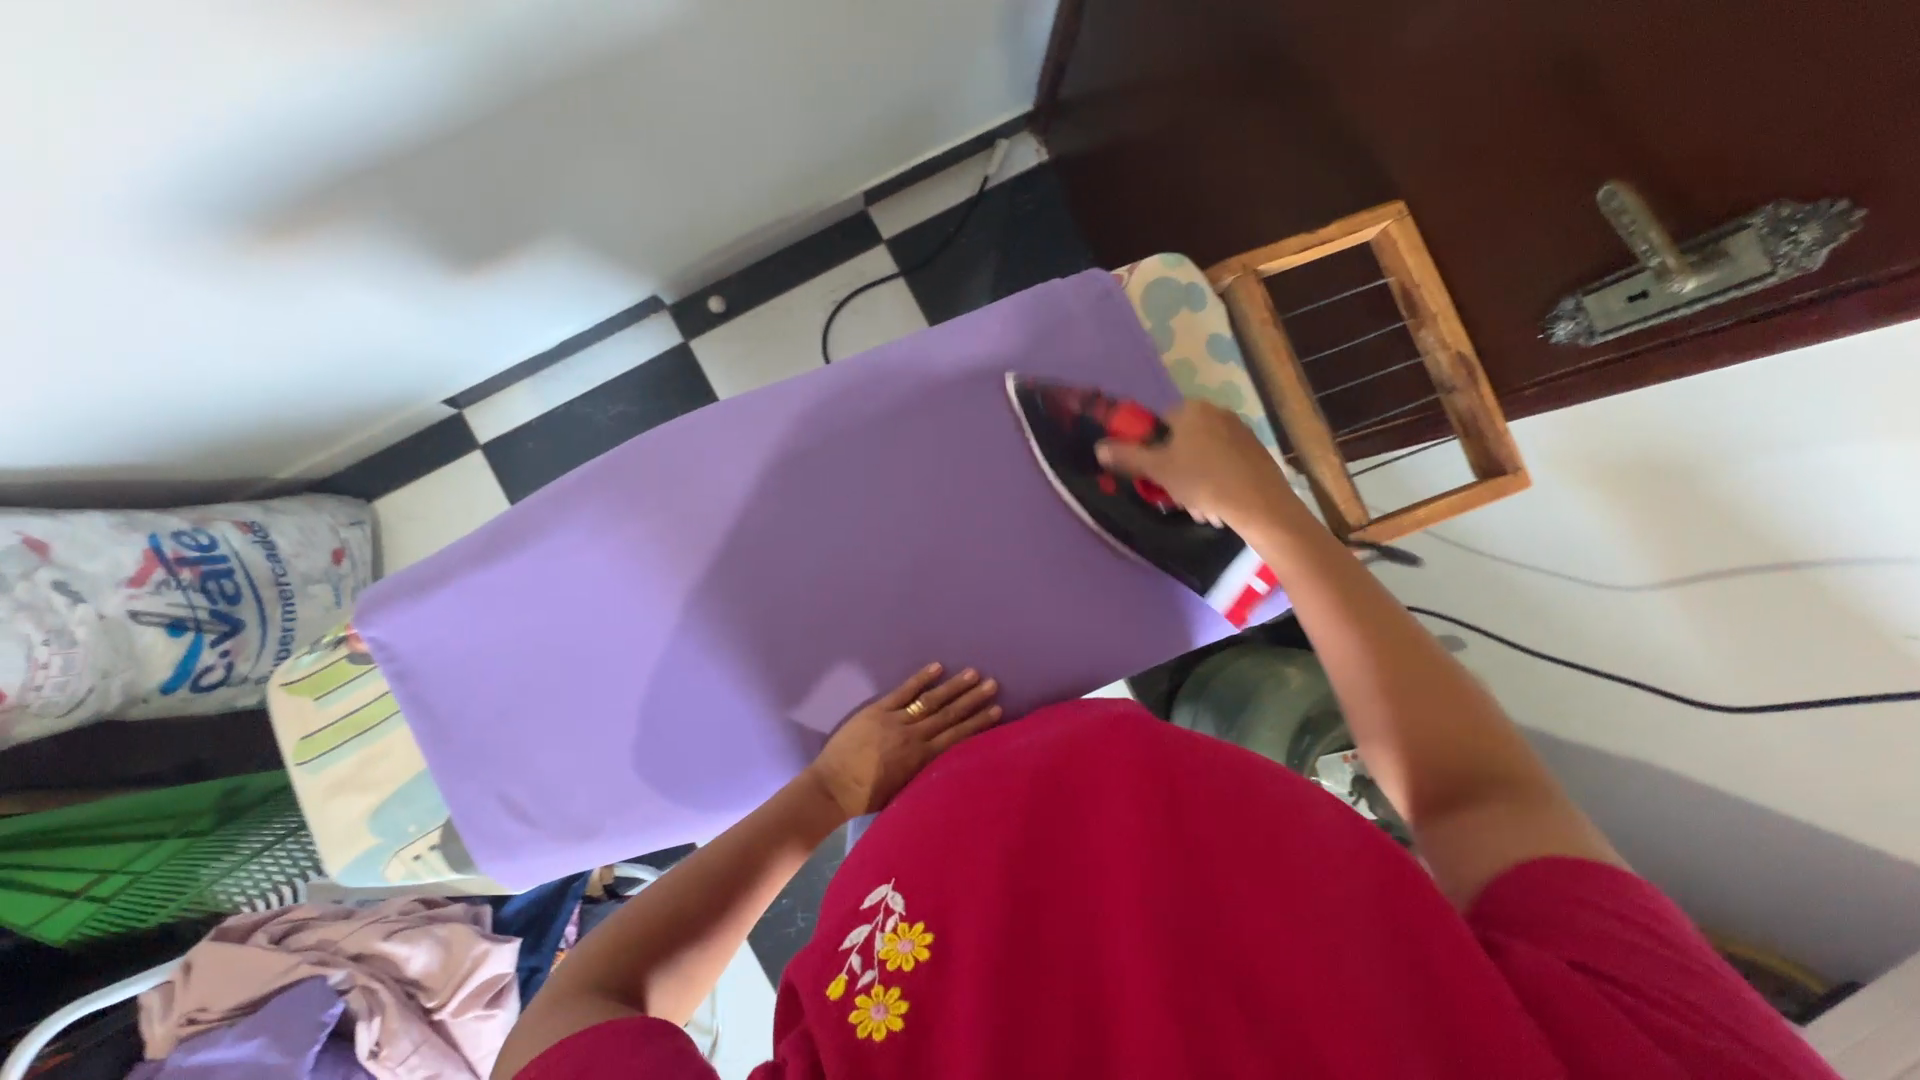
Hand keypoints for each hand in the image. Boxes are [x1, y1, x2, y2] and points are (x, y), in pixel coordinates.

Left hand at [804, 664, 1002, 817]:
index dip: (978, 723)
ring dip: (954, 687)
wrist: (833, 791)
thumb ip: (925, 778)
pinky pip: (903, 692)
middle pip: (949, 715)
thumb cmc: (867, 802)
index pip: (957, 737)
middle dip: (973, 700)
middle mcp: (915, 737)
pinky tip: (937, 667)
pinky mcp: (876, 712)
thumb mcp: (905, 794)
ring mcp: (895, 721)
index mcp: (923, 760)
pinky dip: (920, 679)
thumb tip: (947, 768)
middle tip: (993, 684)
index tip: (998, 710)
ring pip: (931, 701)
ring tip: (974, 673)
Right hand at [1095, 401, 1302, 529]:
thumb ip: (1127, 457)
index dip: (1154, 452)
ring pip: (1204, 456)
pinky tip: (1219, 505)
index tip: (1157, 476)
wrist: (1259, 503)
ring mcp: (1240, 430)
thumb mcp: (1158, 470)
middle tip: (1177, 497)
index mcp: (1191, 409)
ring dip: (1196, 481)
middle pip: (1182, 442)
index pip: (1160, 425)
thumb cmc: (1203, 481)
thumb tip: (1098, 447)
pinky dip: (1218, 482)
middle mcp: (1217, 411)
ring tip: (1200, 507)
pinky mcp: (1256, 451)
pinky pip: (1225, 464)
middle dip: (1177, 470)